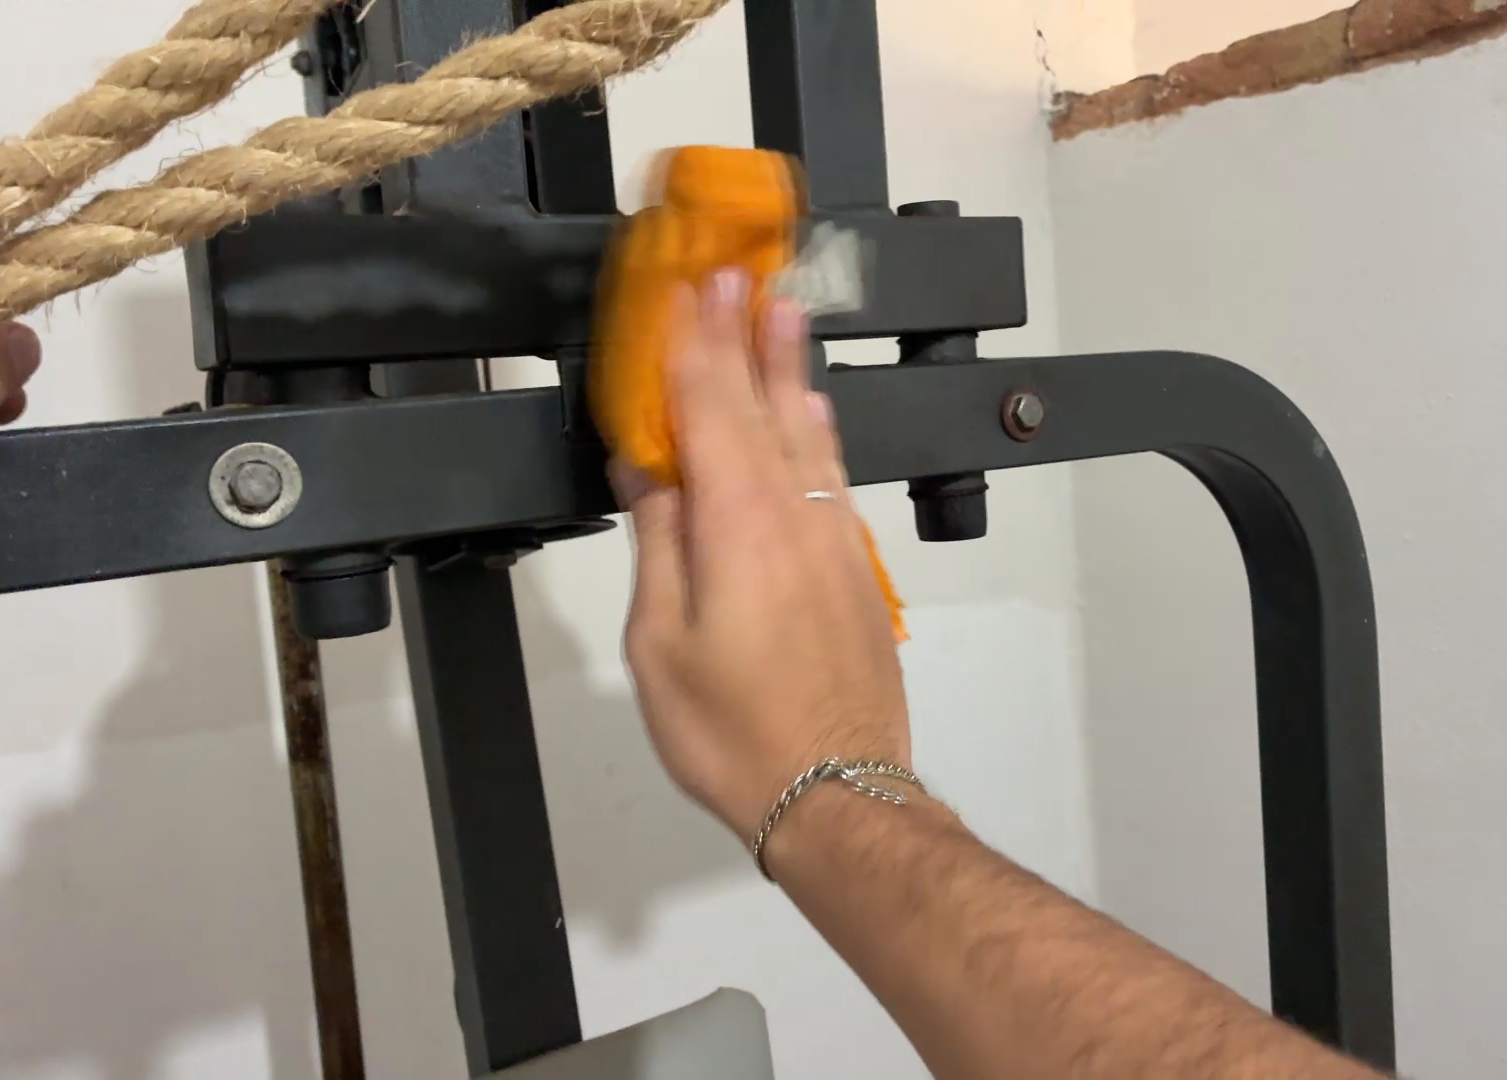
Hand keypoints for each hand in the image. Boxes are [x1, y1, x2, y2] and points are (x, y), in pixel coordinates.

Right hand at [615, 270, 910, 840]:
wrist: (835, 786)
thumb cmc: (735, 729)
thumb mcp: (660, 644)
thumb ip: (658, 544)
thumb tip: (649, 472)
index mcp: (738, 525)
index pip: (709, 406)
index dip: (696, 342)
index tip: (692, 288)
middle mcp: (795, 515)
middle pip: (765, 404)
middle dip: (747, 334)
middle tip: (743, 275)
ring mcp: (836, 538)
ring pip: (809, 433)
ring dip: (792, 368)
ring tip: (787, 315)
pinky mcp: (857, 565)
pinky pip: (833, 477)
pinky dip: (818, 431)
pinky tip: (813, 411)